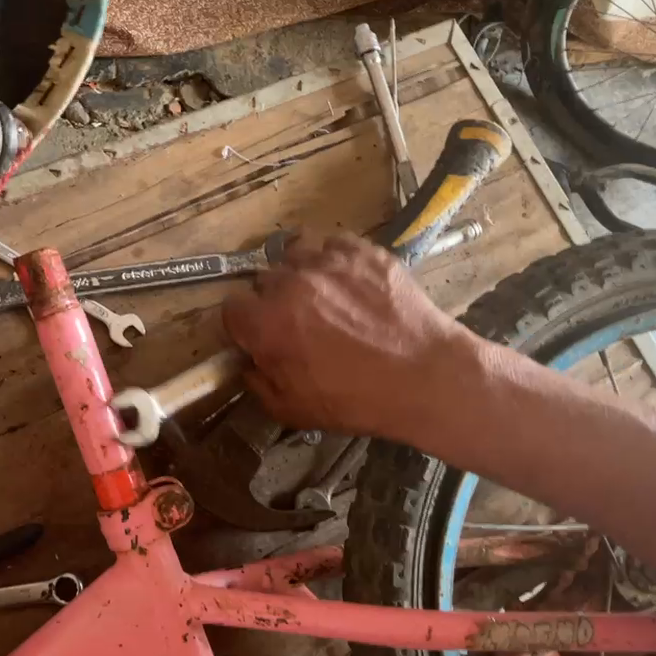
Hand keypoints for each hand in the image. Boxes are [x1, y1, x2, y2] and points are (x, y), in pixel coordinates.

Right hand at [222, 233, 470, 445]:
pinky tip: (349, 281)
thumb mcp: (293, 411)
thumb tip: (250, 364)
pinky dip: (334, 259)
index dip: (244, 324)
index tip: (260, 336)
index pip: (231, 307)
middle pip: (263, 280)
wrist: (424, 376)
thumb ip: (259, 384)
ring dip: (300, 272)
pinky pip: (333, 244)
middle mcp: (289, 284)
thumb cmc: (356, 400)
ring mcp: (327, 262)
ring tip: (321, 293)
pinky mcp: (361, 251)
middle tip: (298, 322)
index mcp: (266, 324)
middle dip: (273, 300)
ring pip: (295, 253)